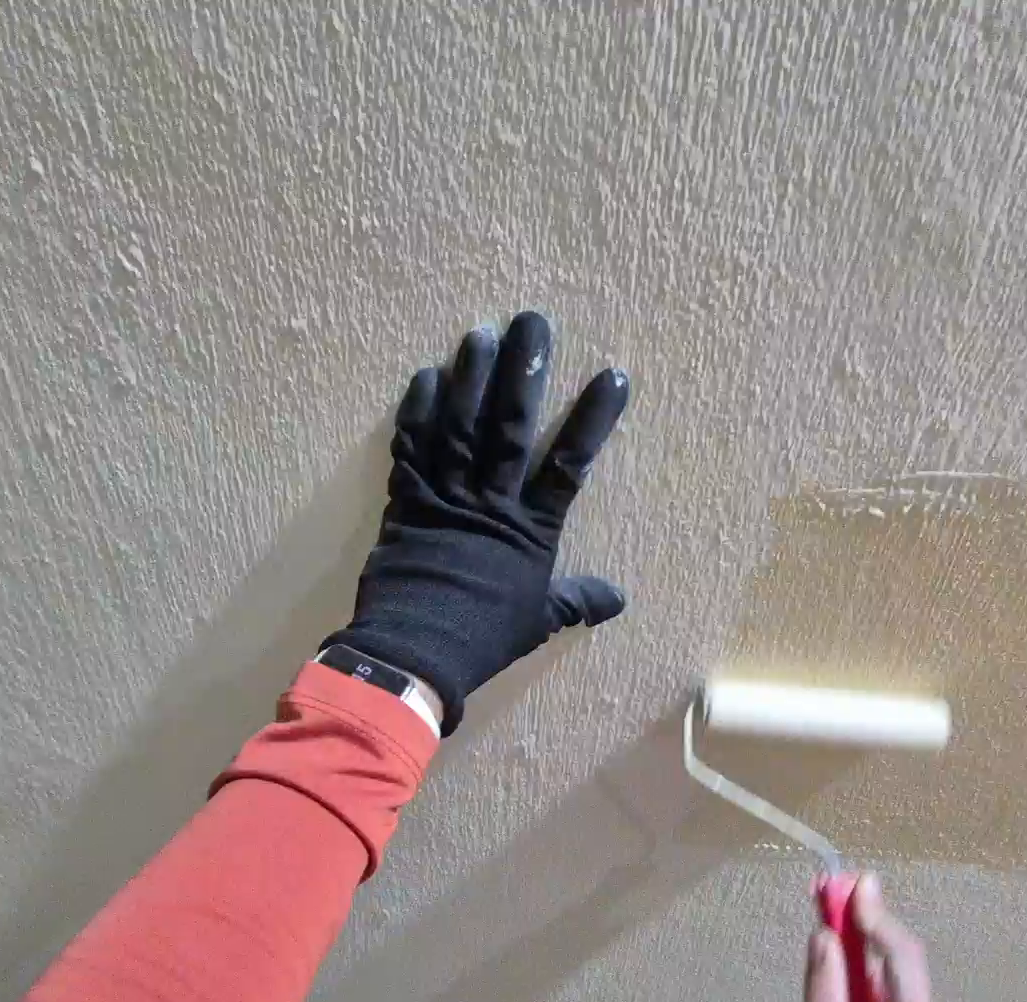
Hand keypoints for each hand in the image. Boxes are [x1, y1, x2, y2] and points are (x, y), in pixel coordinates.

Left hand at [323, 311, 630, 734]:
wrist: (417, 654)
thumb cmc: (485, 636)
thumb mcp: (539, 620)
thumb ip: (578, 601)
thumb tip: (618, 599)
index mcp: (531, 530)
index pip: (570, 465)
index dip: (592, 420)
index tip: (612, 376)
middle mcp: (491, 502)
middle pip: (511, 428)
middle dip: (524, 374)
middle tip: (533, 323)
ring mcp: (447, 497)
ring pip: (461, 428)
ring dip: (471, 379)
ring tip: (481, 334)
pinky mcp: (408, 501)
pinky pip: (412, 450)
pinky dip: (418, 413)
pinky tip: (426, 376)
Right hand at [799, 876, 956, 1001]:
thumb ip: (823, 996)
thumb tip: (825, 936)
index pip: (904, 958)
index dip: (877, 914)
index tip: (850, 881)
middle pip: (901, 972)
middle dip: (864, 930)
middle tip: (828, 893)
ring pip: (897, 995)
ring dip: (863, 963)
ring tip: (829, 933)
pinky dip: (871, 993)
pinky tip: (845, 987)